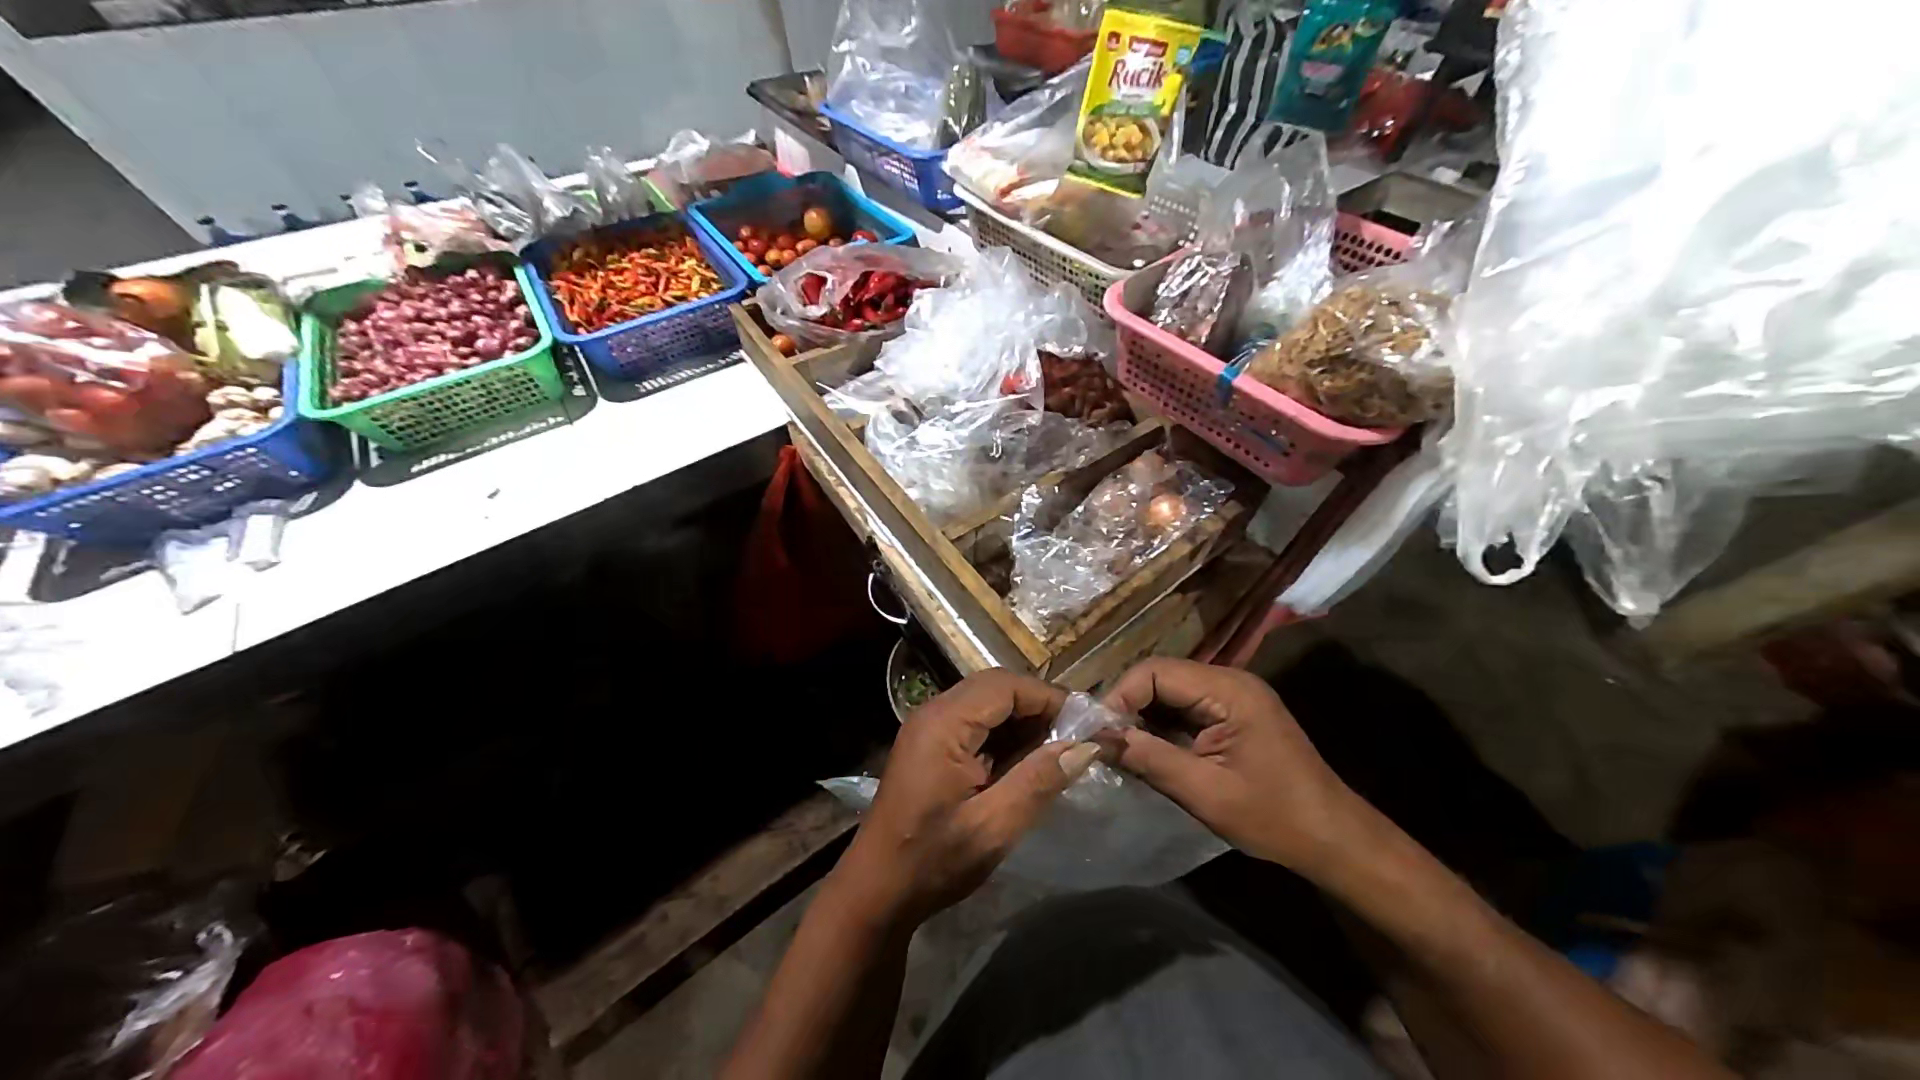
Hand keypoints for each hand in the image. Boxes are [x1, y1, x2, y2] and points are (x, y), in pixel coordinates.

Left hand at [834, 670, 1100, 925]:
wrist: (876, 890)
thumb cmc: (932, 861)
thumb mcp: (993, 827)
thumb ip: (1038, 780)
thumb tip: (1085, 747)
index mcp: (943, 724)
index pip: (1005, 686)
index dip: (1049, 698)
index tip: (1086, 725)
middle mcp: (933, 713)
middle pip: (995, 687)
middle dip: (1038, 706)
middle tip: (1075, 738)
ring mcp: (928, 728)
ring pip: (985, 703)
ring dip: (1022, 720)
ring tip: (1057, 750)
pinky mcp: (929, 745)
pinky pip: (973, 722)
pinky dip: (1003, 734)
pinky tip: (1025, 761)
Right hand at [1104, 658, 1374, 877]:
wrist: (1334, 839)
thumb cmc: (1273, 817)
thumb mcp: (1204, 792)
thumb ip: (1149, 758)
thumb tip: (1097, 739)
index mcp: (1229, 690)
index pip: (1155, 671)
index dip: (1120, 697)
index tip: (1098, 733)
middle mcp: (1230, 681)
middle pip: (1160, 676)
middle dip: (1127, 706)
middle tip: (1103, 741)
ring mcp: (1232, 696)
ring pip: (1169, 691)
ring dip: (1142, 716)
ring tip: (1119, 747)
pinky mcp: (1232, 714)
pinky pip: (1184, 707)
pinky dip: (1160, 726)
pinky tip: (1147, 750)